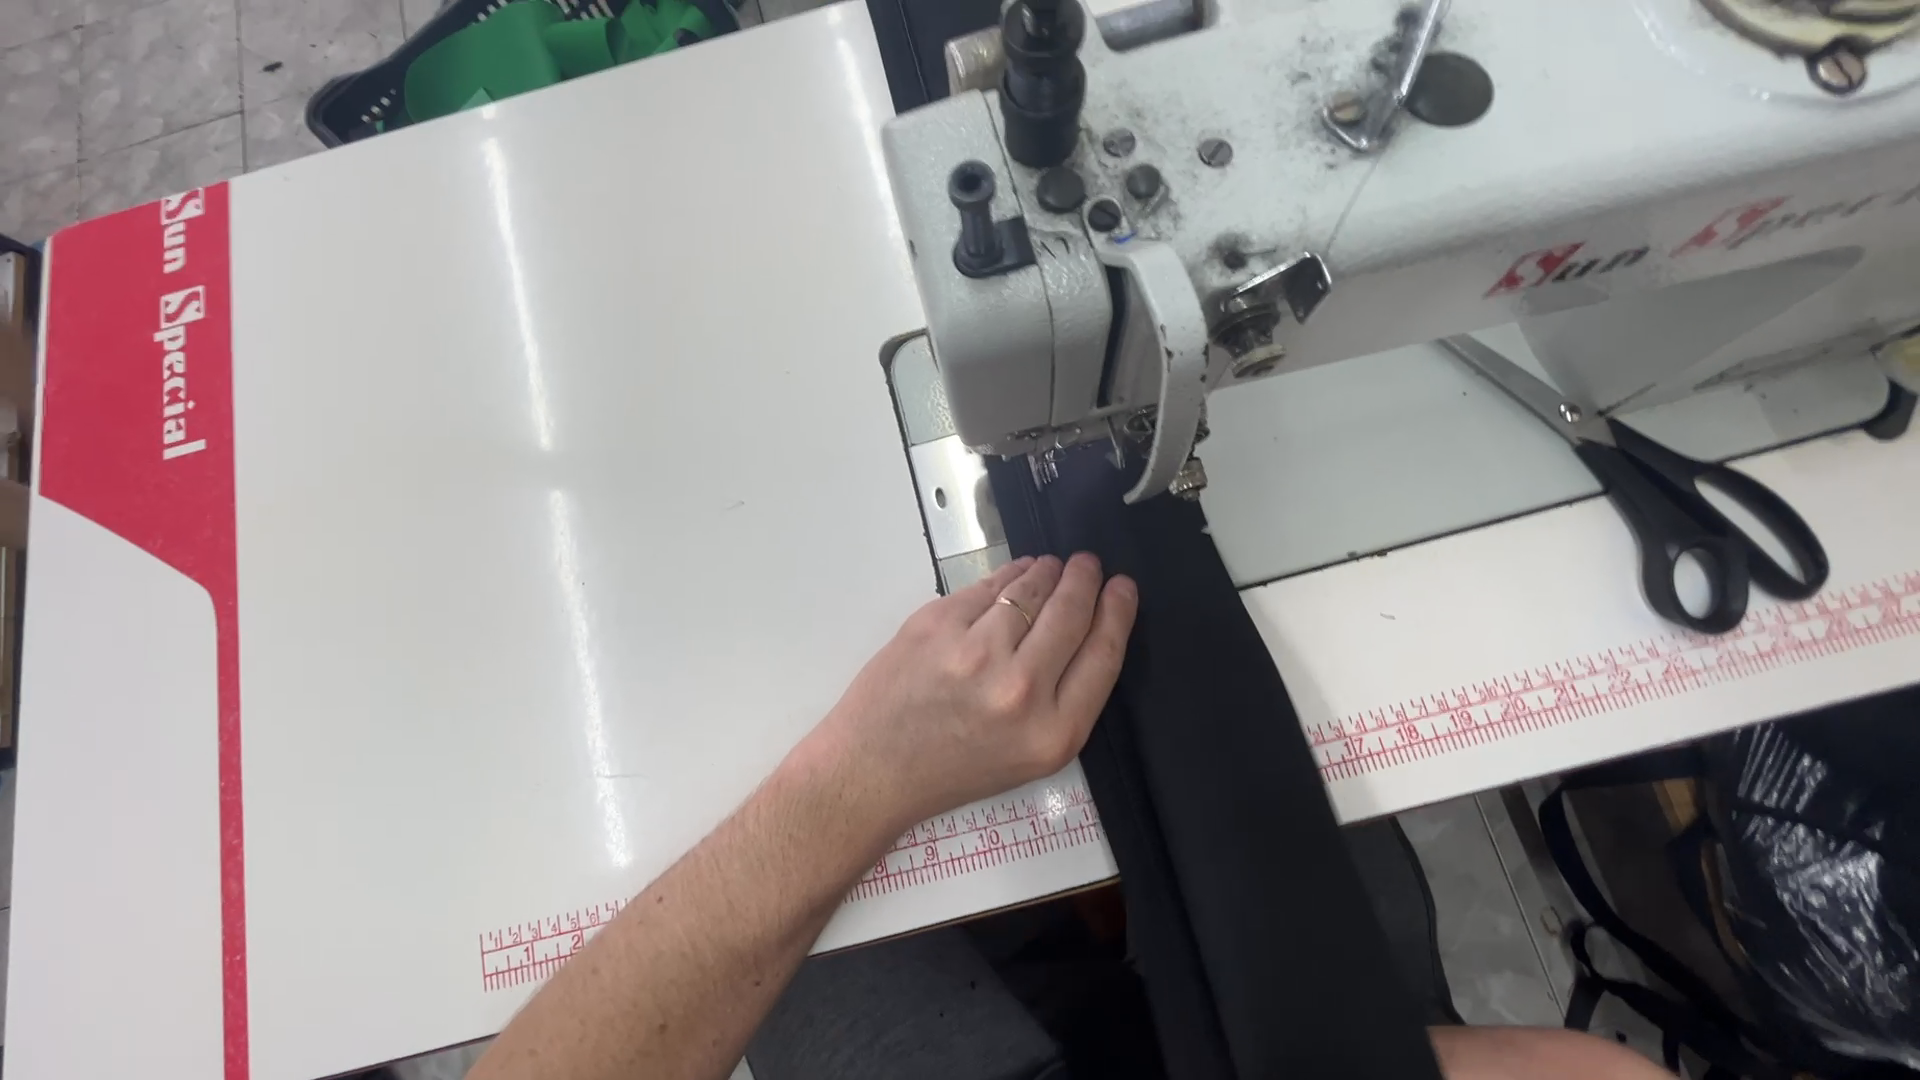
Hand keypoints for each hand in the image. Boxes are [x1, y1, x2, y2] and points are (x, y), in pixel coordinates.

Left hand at [807, 553, 1137, 837]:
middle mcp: (1021, 689)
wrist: (874, 768)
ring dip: (1049, 571)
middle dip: (1086, 580)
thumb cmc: (953, 768)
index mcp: (1054, 732)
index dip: (1117, 612)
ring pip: (1030, 590)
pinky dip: (1009, 573)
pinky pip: (988, 586)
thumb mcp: (1030, 755)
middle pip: (1071, 613)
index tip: (1123, 589)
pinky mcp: (938, 624)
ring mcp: (975, 651)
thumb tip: (1086, 631)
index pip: (1103, 654)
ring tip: (1055, 566)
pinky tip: (1019, 571)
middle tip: (1089, 565)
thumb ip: (1065, 700)